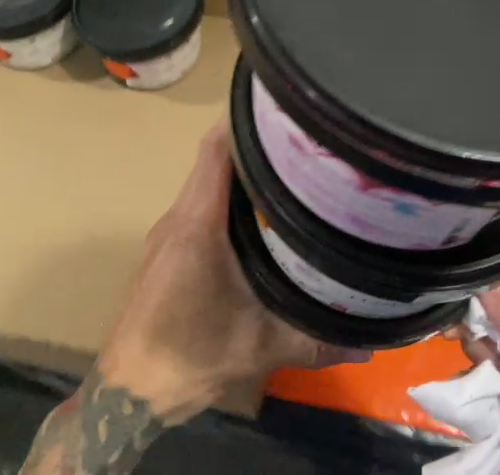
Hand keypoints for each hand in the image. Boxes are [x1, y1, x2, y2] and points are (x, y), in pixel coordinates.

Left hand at [96, 125, 366, 422]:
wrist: (128, 393)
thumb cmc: (188, 356)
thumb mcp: (260, 347)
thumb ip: (316, 340)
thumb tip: (372, 343)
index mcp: (197, 223)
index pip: (216, 150)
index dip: (244, 120)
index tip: (281, 106)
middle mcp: (178, 217)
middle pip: (215, 160)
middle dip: (256, 144)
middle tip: (303, 141)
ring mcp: (167, 233)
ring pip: (207, 184)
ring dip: (242, 174)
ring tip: (291, 173)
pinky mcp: (165, 251)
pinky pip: (199, 207)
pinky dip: (228, 200)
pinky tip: (259, 219)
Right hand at [463, 249, 499, 474]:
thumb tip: (477, 270)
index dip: (488, 244)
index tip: (450, 249)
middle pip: (492, 289)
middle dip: (470, 304)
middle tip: (452, 320)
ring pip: (485, 328)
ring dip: (474, 342)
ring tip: (477, 360)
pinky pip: (486, 365)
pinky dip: (477, 372)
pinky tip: (473, 381)